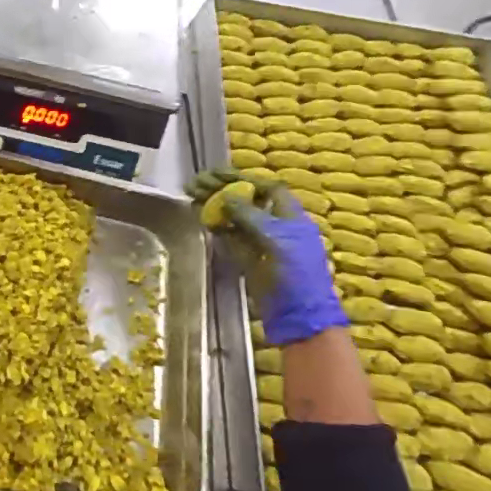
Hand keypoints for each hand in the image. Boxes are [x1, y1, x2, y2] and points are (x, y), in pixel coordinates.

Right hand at [188, 169, 346, 346]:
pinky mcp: (249, 260)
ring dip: (215, 206)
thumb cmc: (294, 272)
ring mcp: (261, 243)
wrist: (298, 315)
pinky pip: (231, 238)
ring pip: (235, 219)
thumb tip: (226, 195)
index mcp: (289, 216)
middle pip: (247, 201)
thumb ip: (248, 215)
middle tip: (195, 183)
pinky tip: (201, 218)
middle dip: (222, 190)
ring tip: (191, 196)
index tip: (218, 174)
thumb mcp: (275, 238)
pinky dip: (217, 227)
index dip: (244, 179)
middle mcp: (275, 225)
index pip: (266, 188)